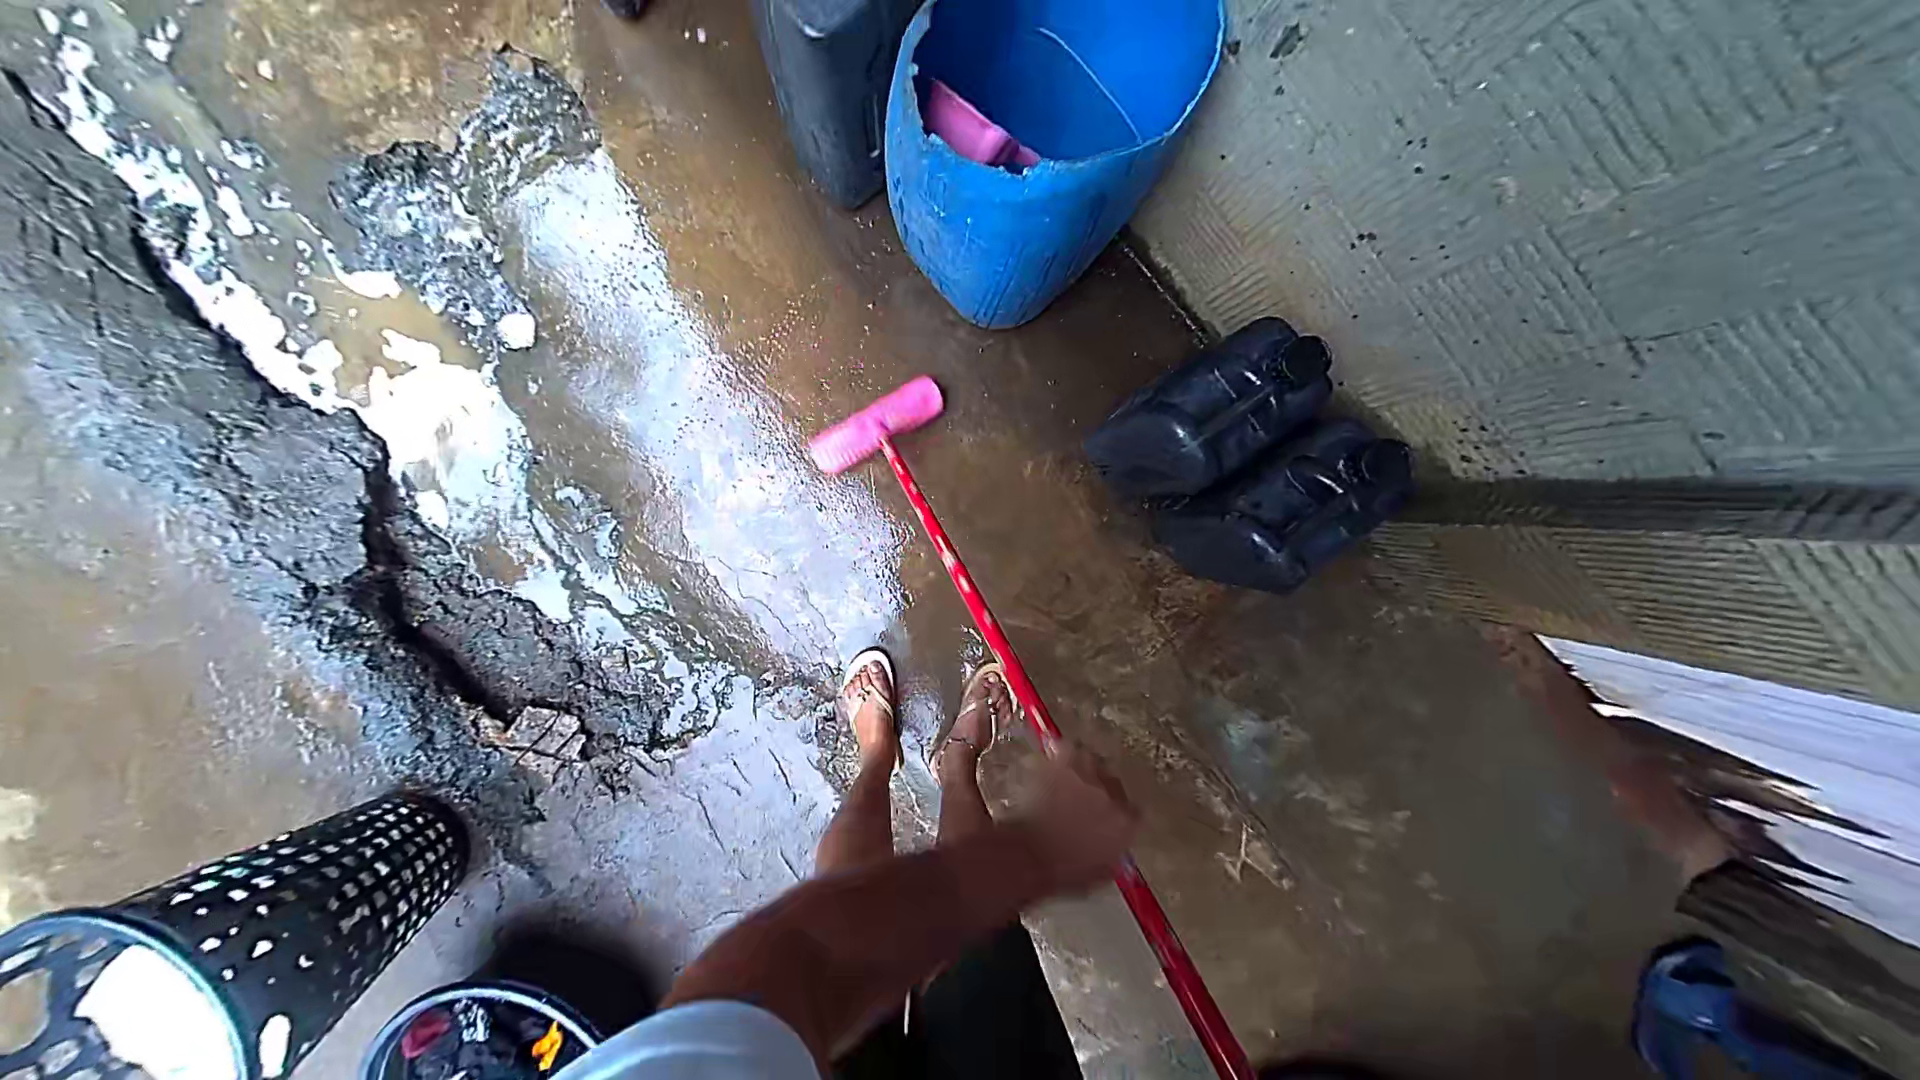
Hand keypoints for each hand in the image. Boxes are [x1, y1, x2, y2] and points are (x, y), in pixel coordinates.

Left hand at [1014, 741, 1138, 893]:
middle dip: (1102, 787)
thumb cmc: (1060, 871)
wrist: (1029, 854)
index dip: (1120, 812)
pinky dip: (1063, 751)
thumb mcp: (1098, 874)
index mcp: (1125, 826)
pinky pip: (1069, 748)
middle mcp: (1112, 797)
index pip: (1134, 812)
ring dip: (1085, 766)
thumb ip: (1112, 855)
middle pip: (1114, 783)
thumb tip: (1112, 850)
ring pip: (1094, 761)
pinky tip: (1056, 757)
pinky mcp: (1064, 762)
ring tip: (1071, 773)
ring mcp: (1088, 777)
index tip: (1109, 813)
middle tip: (1084, 794)